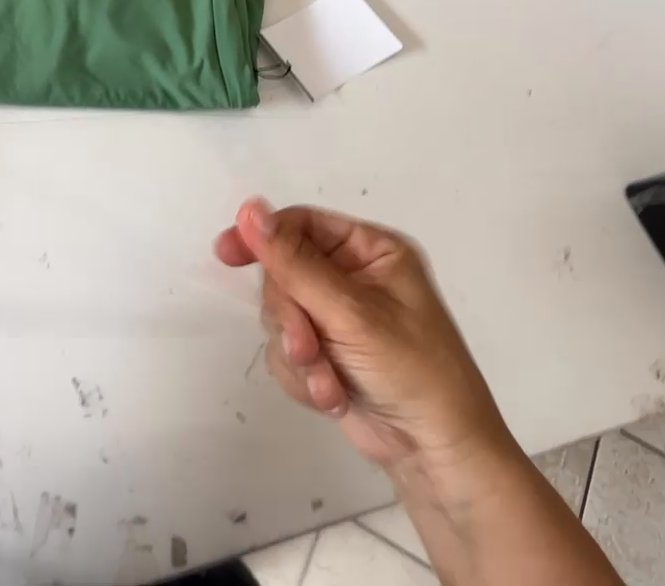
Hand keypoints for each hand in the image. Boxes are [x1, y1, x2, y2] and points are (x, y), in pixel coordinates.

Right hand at [214, 200, 510, 474]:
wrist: (437, 454)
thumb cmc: (414, 372)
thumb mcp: (351, 313)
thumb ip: (294, 262)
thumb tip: (249, 210)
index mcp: (370, 252)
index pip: (300, 225)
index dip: (262, 237)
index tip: (227, 254)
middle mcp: (350, 277)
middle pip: (281, 274)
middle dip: (290, 319)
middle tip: (306, 348)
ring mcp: (334, 316)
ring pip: (278, 315)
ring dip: (298, 354)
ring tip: (330, 384)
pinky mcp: (323, 351)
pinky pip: (283, 349)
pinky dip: (302, 375)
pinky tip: (333, 396)